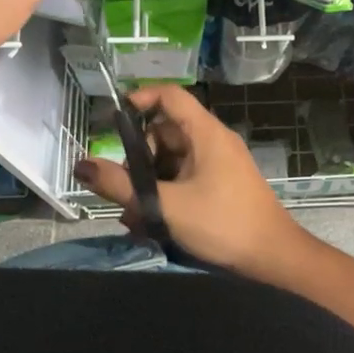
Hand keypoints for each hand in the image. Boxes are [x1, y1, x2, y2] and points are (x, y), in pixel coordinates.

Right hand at [74, 85, 313, 273]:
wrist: (272, 256)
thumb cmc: (222, 223)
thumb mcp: (165, 205)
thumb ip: (120, 185)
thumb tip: (81, 165)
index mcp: (206, 133)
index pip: (170, 96)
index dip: (140, 99)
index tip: (111, 123)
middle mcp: (212, 142)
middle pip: (164, 133)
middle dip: (138, 160)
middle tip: (124, 191)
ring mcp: (217, 165)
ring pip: (170, 162)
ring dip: (148, 185)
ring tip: (134, 218)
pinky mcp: (219, 187)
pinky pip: (183, 180)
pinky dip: (164, 196)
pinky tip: (150, 226)